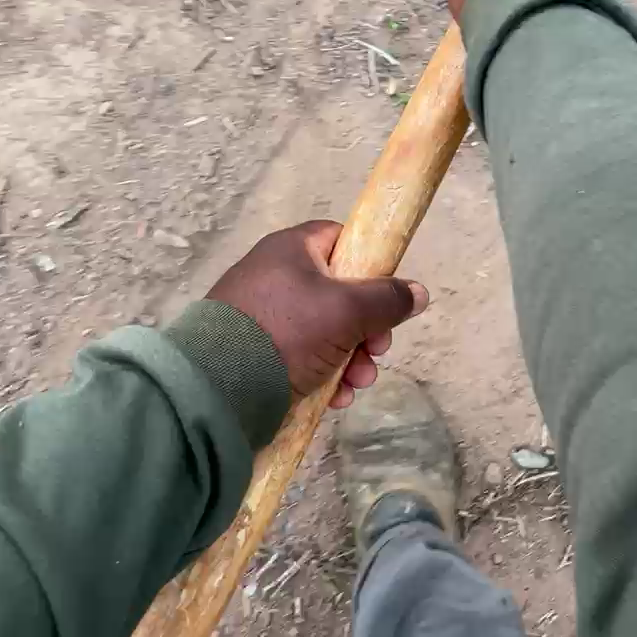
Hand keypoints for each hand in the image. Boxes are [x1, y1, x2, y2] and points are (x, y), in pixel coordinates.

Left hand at [208, 220, 429, 408]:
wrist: (217, 386)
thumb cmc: (287, 331)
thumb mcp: (347, 311)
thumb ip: (387, 300)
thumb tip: (418, 292)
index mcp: (292, 250)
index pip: (341, 239)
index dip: (370, 264)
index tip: (386, 297)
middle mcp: (276, 275)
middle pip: (340, 292)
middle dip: (368, 327)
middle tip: (377, 352)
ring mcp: (264, 315)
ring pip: (325, 329)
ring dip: (351, 357)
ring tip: (356, 384)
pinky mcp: (256, 350)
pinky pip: (303, 354)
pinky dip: (324, 373)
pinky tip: (334, 397)